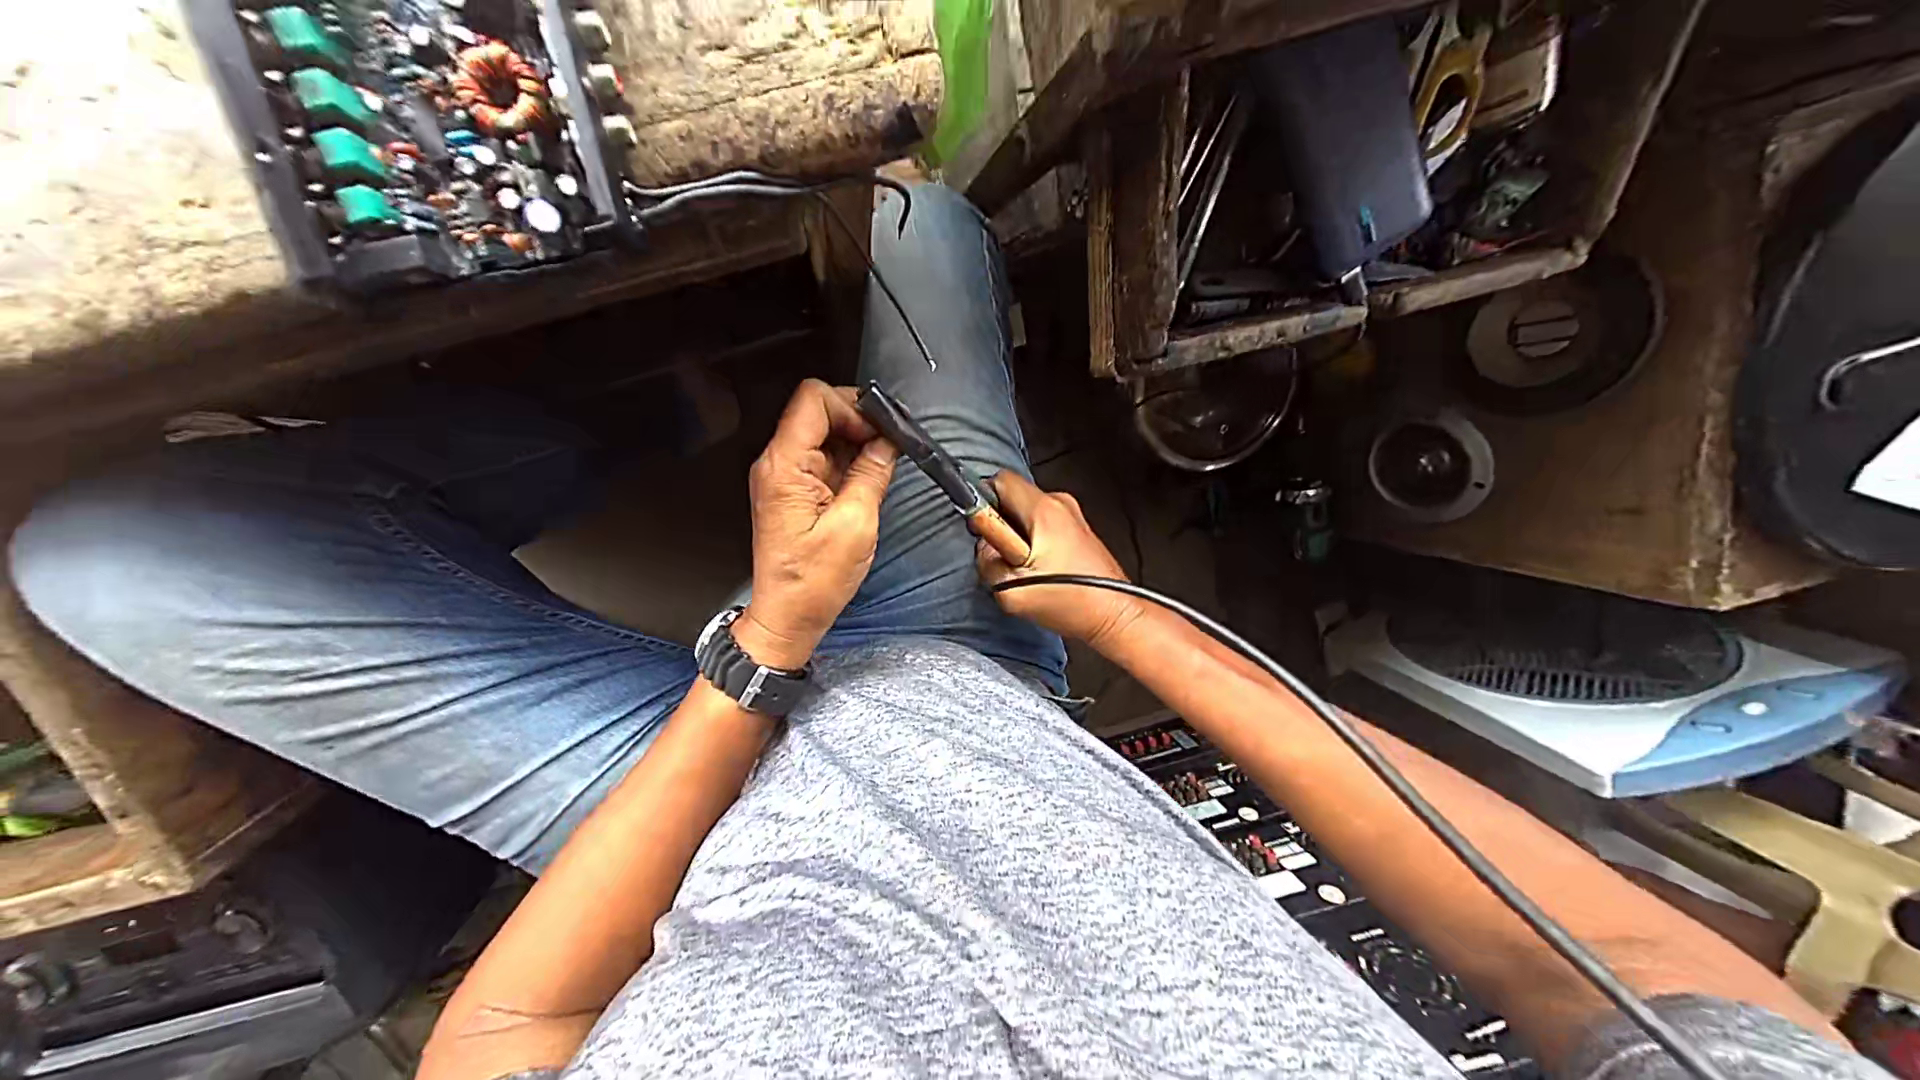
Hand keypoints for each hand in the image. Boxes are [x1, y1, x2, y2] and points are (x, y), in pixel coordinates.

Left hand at [736, 380, 897, 670]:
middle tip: (887, 451)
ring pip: (825, 435)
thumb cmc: (813, 583)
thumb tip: (888, 443)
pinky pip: (824, 460)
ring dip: (857, 446)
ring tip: (878, 473)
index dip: (852, 407)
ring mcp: (784, 477)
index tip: (880, 433)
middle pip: (819, 412)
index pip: (814, 400)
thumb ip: (873, 473)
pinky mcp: (794, 491)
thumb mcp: (856, 524)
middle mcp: (777, 464)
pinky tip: (865, 485)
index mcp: (784, 466)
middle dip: (859, 424)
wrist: (787, 617)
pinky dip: (849, 464)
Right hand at [974, 470, 1145, 651]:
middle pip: (1012, 496)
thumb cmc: (1074, 603)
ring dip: (1016, 535)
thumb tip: (983, 546)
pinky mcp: (1075, 528)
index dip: (983, 502)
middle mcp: (1060, 504)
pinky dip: (1033, 542)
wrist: (1114, 616)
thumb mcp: (1012, 591)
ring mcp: (1071, 515)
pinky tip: (1042, 568)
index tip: (984, 529)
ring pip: (1025, 512)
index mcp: (1045, 511)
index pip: (1000, 480)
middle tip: (1007, 556)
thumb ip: (987, 562)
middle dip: (999, 523)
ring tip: (1028, 567)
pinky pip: (1041, 524)